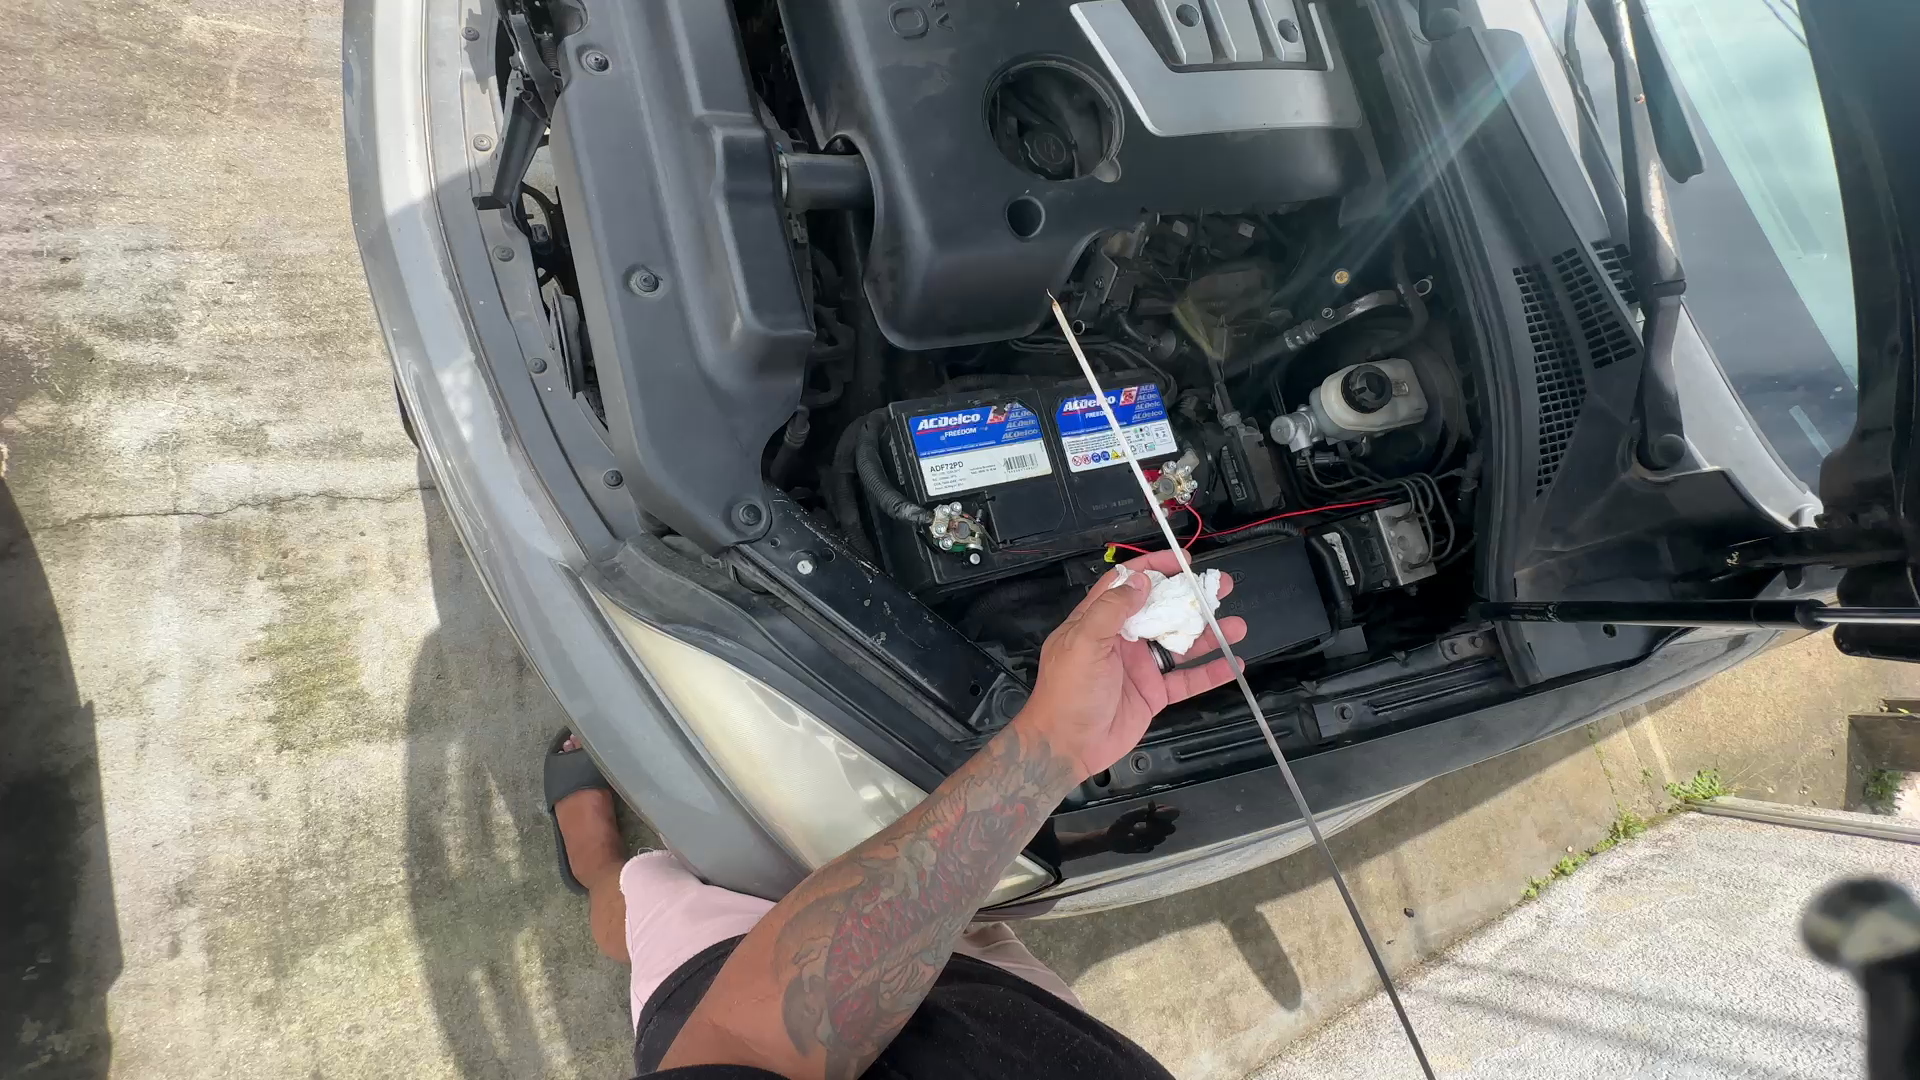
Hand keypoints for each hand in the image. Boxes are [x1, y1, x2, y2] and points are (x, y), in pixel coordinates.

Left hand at [1017, 549, 1247, 782]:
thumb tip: (1140, 582)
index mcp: (1099, 621)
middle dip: (1190, 597)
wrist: (1067, 745)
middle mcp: (1121, 639)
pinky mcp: (1154, 693)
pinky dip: (1211, 672)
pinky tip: (1235, 664)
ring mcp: (1139, 666)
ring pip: (1180, 643)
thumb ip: (1111, 610)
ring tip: (1237, 625)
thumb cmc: (1067, 691)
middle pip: (1161, 610)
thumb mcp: (1084, 642)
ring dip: (1209, 634)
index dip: (1154, 567)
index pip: (1128, 584)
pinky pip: (1187, 679)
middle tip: (1221, 587)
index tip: (1183, 561)